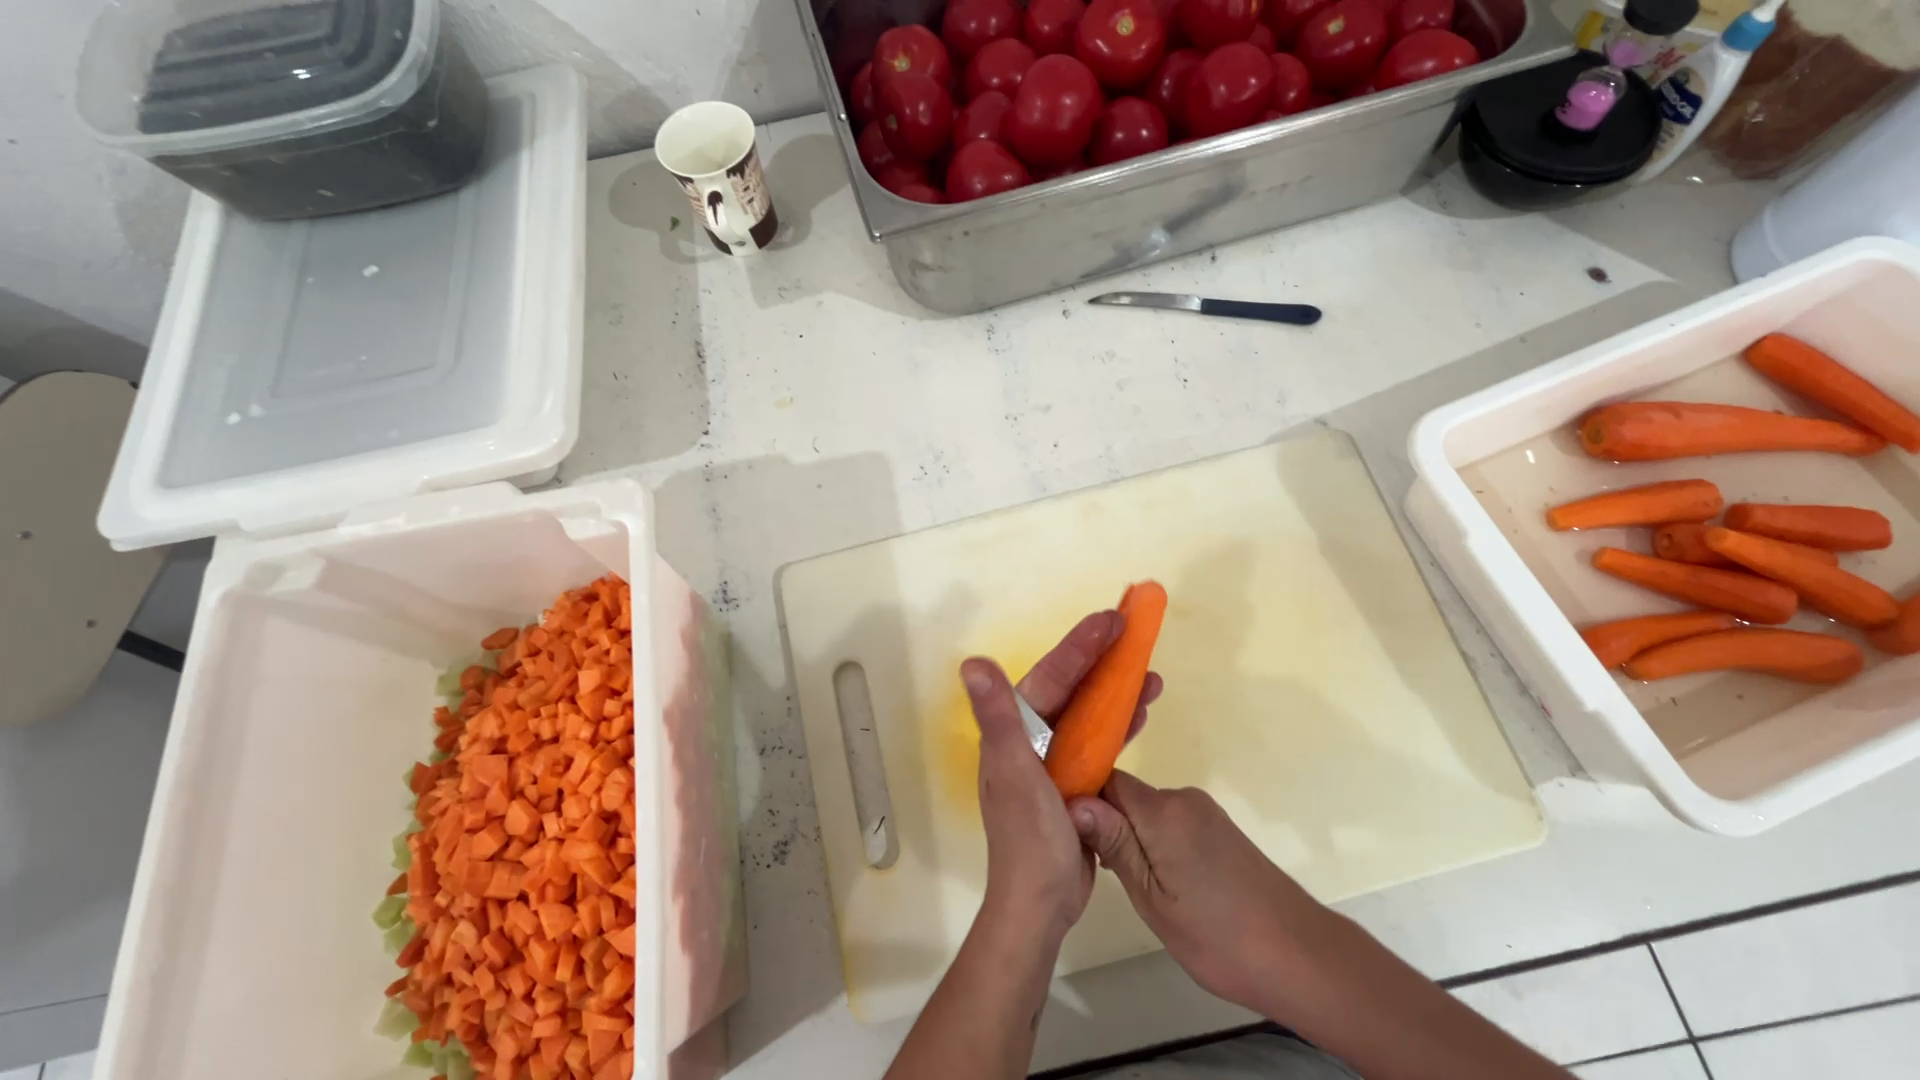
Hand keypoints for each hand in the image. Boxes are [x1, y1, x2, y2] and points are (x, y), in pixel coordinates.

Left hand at [961, 611, 1162, 941]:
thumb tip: (972, 662)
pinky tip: (1140, 714)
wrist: (1041, 904)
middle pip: (1069, 689)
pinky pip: (1096, 742)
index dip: (1080, 646)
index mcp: (1012, 732)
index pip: (1049, 677)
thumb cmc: (1028, 838)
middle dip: (1101, 661)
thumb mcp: (1015, 772)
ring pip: (1086, 714)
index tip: (1113, 619)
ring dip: (1115, 692)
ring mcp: (1050, 762)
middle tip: (1137, 633)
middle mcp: (1028, 741)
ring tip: (1151, 675)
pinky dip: (1117, 725)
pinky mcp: (1071, 783)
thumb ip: (998, 717)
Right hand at [1070, 771, 1334, 1014]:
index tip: (1068, 836)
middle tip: (1103, 875)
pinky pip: (1171, 824)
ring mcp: (1206, 814)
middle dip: (1107, 827)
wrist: (1300, 957)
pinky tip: (1165, 885)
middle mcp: (1184, 799)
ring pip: (1148, 813)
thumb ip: (1115, 845)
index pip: (1105, 782)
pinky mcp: (1219, 830)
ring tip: (1135, 887)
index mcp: (1164, 811)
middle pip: (1126, 797)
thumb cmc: (1218, 936)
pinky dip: (1157, 845)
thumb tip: (1073, 800)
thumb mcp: (1153, 898)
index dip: (1082, 801)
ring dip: (1133, 840)